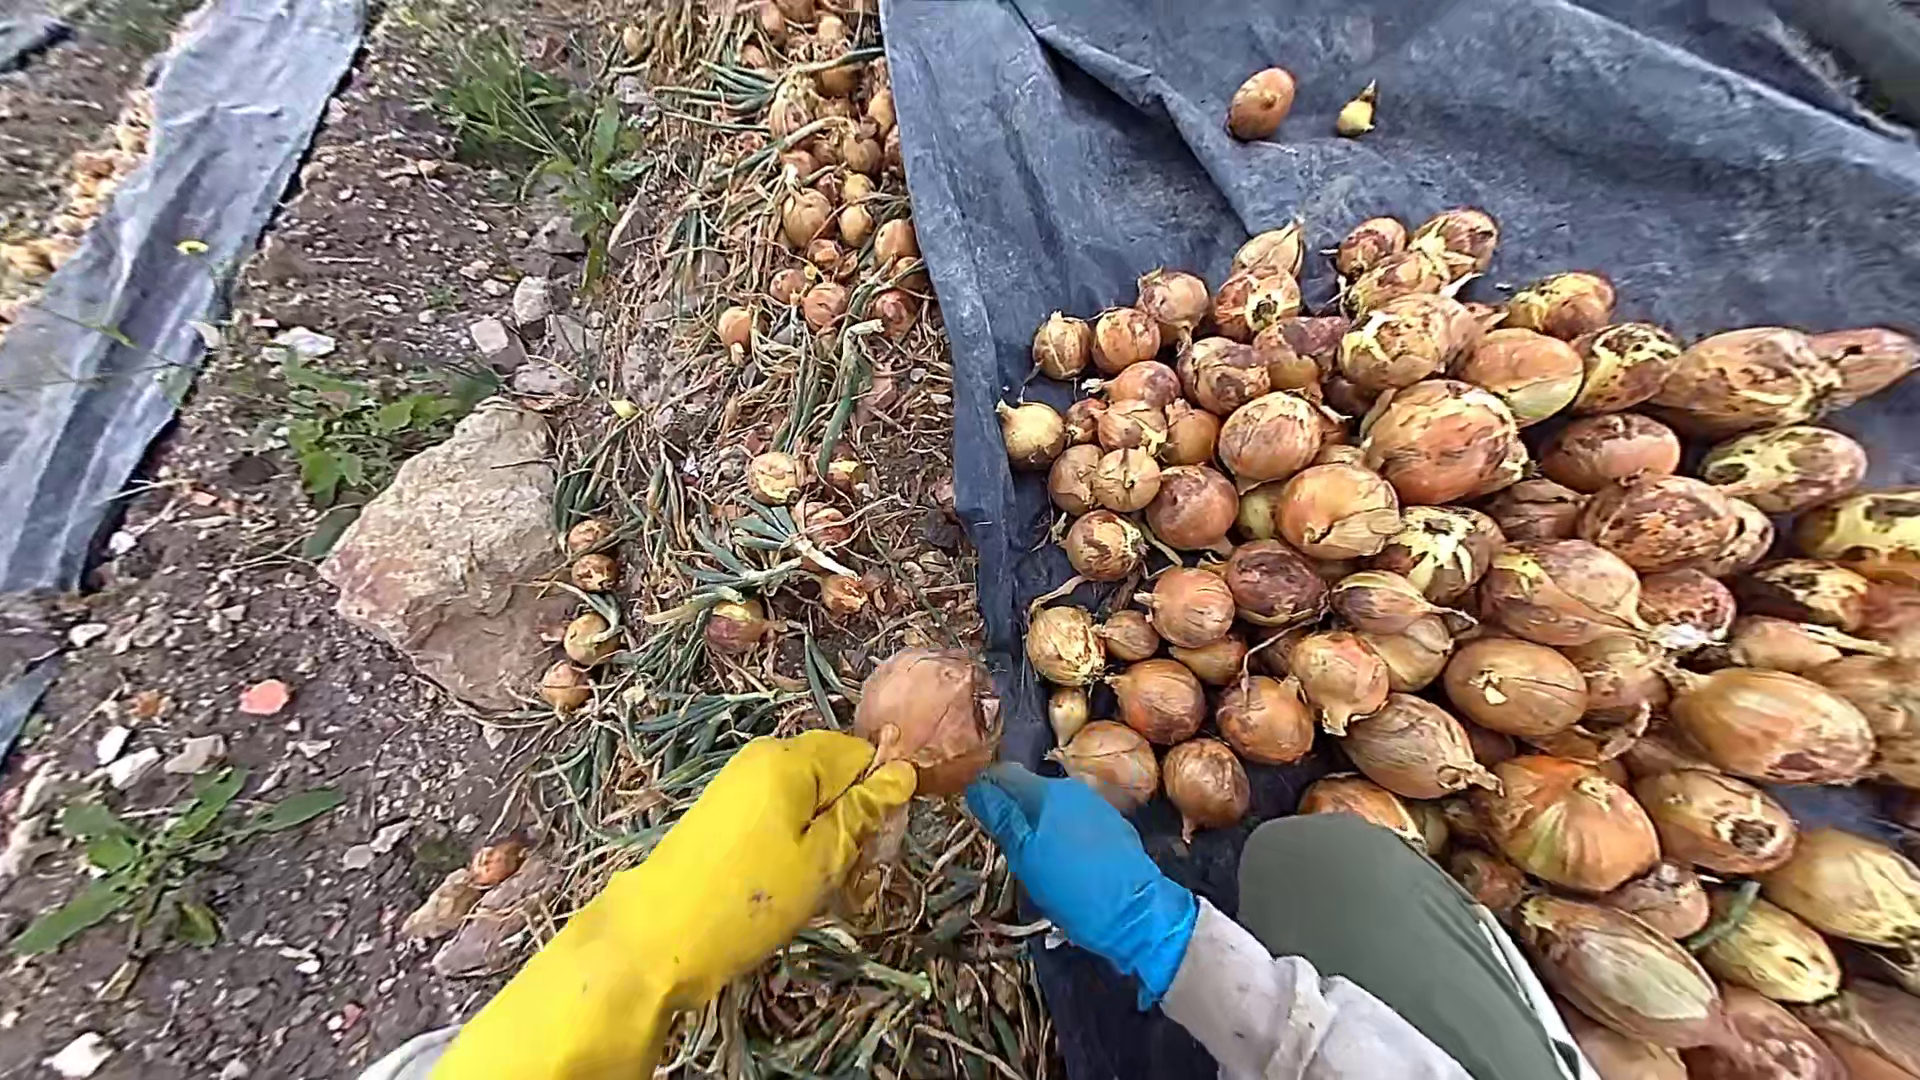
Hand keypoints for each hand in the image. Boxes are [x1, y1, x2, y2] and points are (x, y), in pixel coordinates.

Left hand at [433, 732, 915, 1077]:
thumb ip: (864, 810)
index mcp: (790, 757)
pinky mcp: (725, 804)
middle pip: (834, 770)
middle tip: (850, 871)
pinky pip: (779, 804)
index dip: (876, 794)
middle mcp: (765, 754)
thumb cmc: (747, 899)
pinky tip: (788, 877)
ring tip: (819, 881)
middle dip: (850, 814)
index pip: (860, 753)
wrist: (649, 942)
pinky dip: (795, 834)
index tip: (873, 842)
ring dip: (825, 830)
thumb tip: (904, 772)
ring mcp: (740, 778)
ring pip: (808, 791)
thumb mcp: (821, 859)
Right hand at [966, 764, 1196, 1006]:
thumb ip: (1001, 819)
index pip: (1004, 773)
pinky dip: (1060, 831)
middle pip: (1028, 788)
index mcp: (1046, 791)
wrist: (1140, 915)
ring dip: (1037, 823)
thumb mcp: (1026, 858)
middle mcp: (1070, 788)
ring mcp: (1094, 804)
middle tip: (1005, 845)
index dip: (986, 790)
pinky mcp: (1111, 822)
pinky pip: (1073, 817)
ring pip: (1051, 805)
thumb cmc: (1074, 888)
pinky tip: (1064, 860)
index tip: (977, 815)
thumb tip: (976, 787)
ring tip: (1034, 858)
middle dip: (1012, 810)